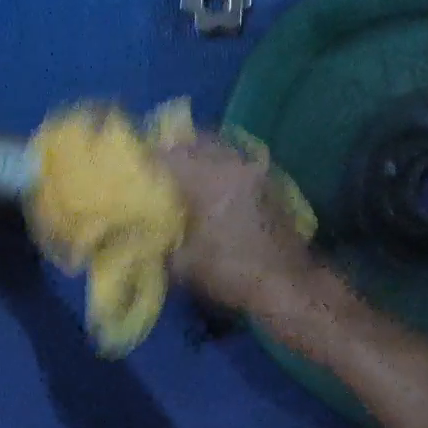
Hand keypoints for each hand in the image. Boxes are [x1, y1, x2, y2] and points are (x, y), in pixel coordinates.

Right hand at [157, 135, 317, 314]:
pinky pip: (240, 162)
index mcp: (206, 179)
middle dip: (177, 149)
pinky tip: (218, 181)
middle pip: (198, 143)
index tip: (138, 163)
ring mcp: (255, 171)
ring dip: (203, 153)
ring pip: (222, 149)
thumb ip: (163, 243)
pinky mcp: (271, 183)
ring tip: (189, 169)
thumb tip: (147, 233)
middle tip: (161, 161)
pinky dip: (224, 165)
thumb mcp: (185, 265)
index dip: (150, 157)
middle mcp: (231, 165)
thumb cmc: (232, 272)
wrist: (289, 285)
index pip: (170, 156)